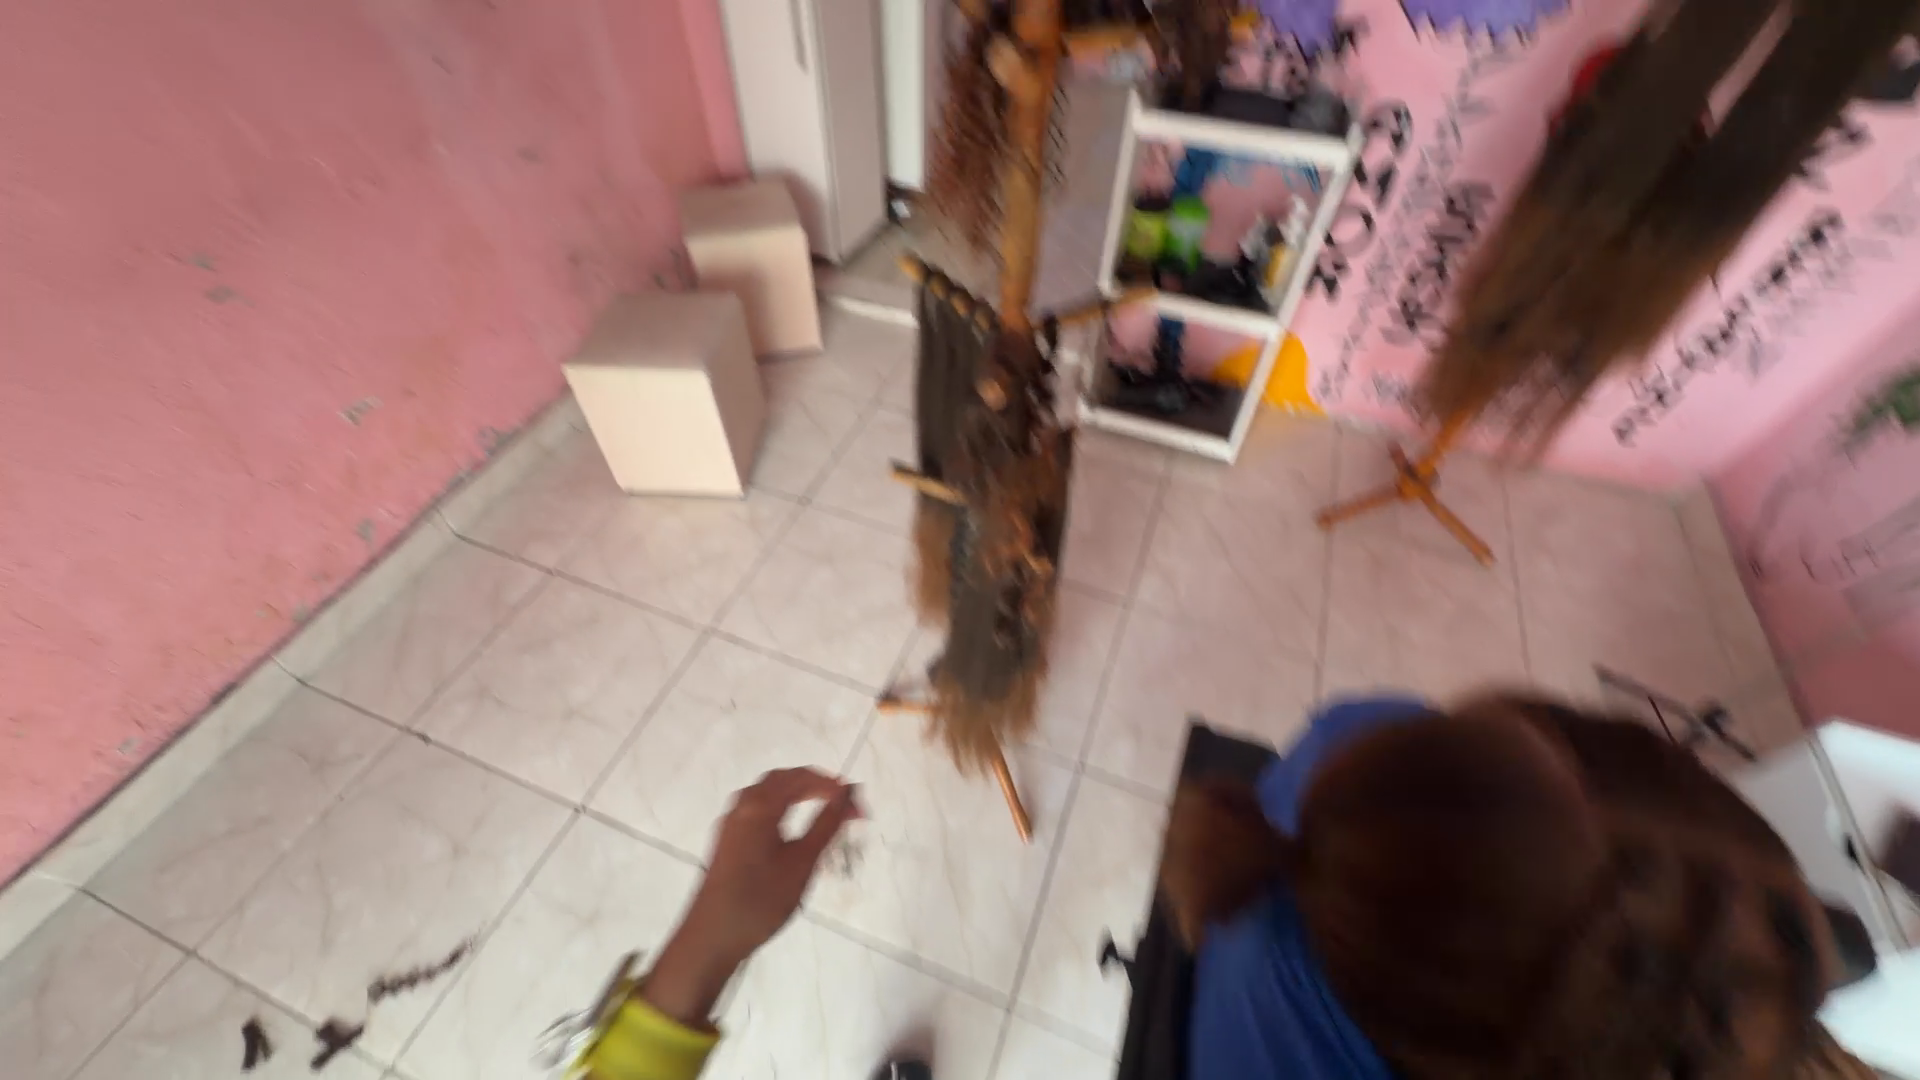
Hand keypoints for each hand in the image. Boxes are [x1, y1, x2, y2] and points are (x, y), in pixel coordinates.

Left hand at [640, 768, 862, 1026]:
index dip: (833, 787)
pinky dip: (780, 806)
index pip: (802, 778)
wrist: (710, 940)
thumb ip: (828, 823)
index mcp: (760, 806)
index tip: (858, 809)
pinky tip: (790, 827)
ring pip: (767, 792)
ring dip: (796, 793)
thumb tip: (848, 792)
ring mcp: (730, 823)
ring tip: (821, 807)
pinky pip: (757, 808)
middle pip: (782, 779)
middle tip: (842, 802)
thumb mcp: (803, 862)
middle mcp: (742, 806)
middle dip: (815, 784)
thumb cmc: (761, 900)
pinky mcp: (726, 841)